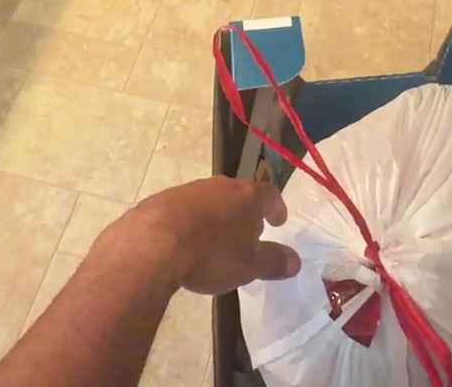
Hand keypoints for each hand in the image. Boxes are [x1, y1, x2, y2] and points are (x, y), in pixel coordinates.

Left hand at [104, 177, 300, 295]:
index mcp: (247, 196)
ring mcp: (192, 189)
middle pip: (241, 193)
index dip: (276, 207)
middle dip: (247, 212)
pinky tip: (188, 240)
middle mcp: (222, 185)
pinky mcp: (166, 199)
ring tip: (218, 239)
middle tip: (249, 232)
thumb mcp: (249, 265)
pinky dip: (194, 220)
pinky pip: (188, 208)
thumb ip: (273, 261)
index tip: (279, 221)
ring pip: (213, 199)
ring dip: (219, 215)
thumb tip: (296, 260)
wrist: (155, 242)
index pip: (270, 194)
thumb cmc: (212, 253)